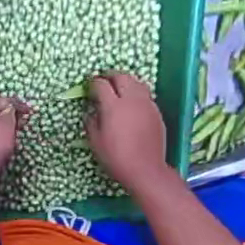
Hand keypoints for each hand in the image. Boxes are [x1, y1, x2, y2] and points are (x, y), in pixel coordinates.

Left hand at [0, 96, 24, 186]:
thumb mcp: (7, 126)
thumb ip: (11, 114)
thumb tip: (10, 110)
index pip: (4, 100)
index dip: (18, 105)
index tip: (29, 113)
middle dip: (10, 118)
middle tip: (22, 125)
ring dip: (3, 130)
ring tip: (13, 138)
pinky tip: (2, 148)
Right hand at [84, 73, 173, 195]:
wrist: (145, 168)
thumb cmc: (115, 157)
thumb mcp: (95, 141)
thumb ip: (91, 121)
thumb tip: (90, 111)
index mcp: (113, 106)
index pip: (101, 85)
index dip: (93, 83)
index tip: (88, 85)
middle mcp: (131, 100)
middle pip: (121, 77)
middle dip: (110, 76)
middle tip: (102, 80)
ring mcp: (147, 104)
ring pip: (136, 82)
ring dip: (125, 81)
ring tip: (118, 87)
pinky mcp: (156, 112)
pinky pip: (145, 95)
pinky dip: (135, 93)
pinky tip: (131, 103)